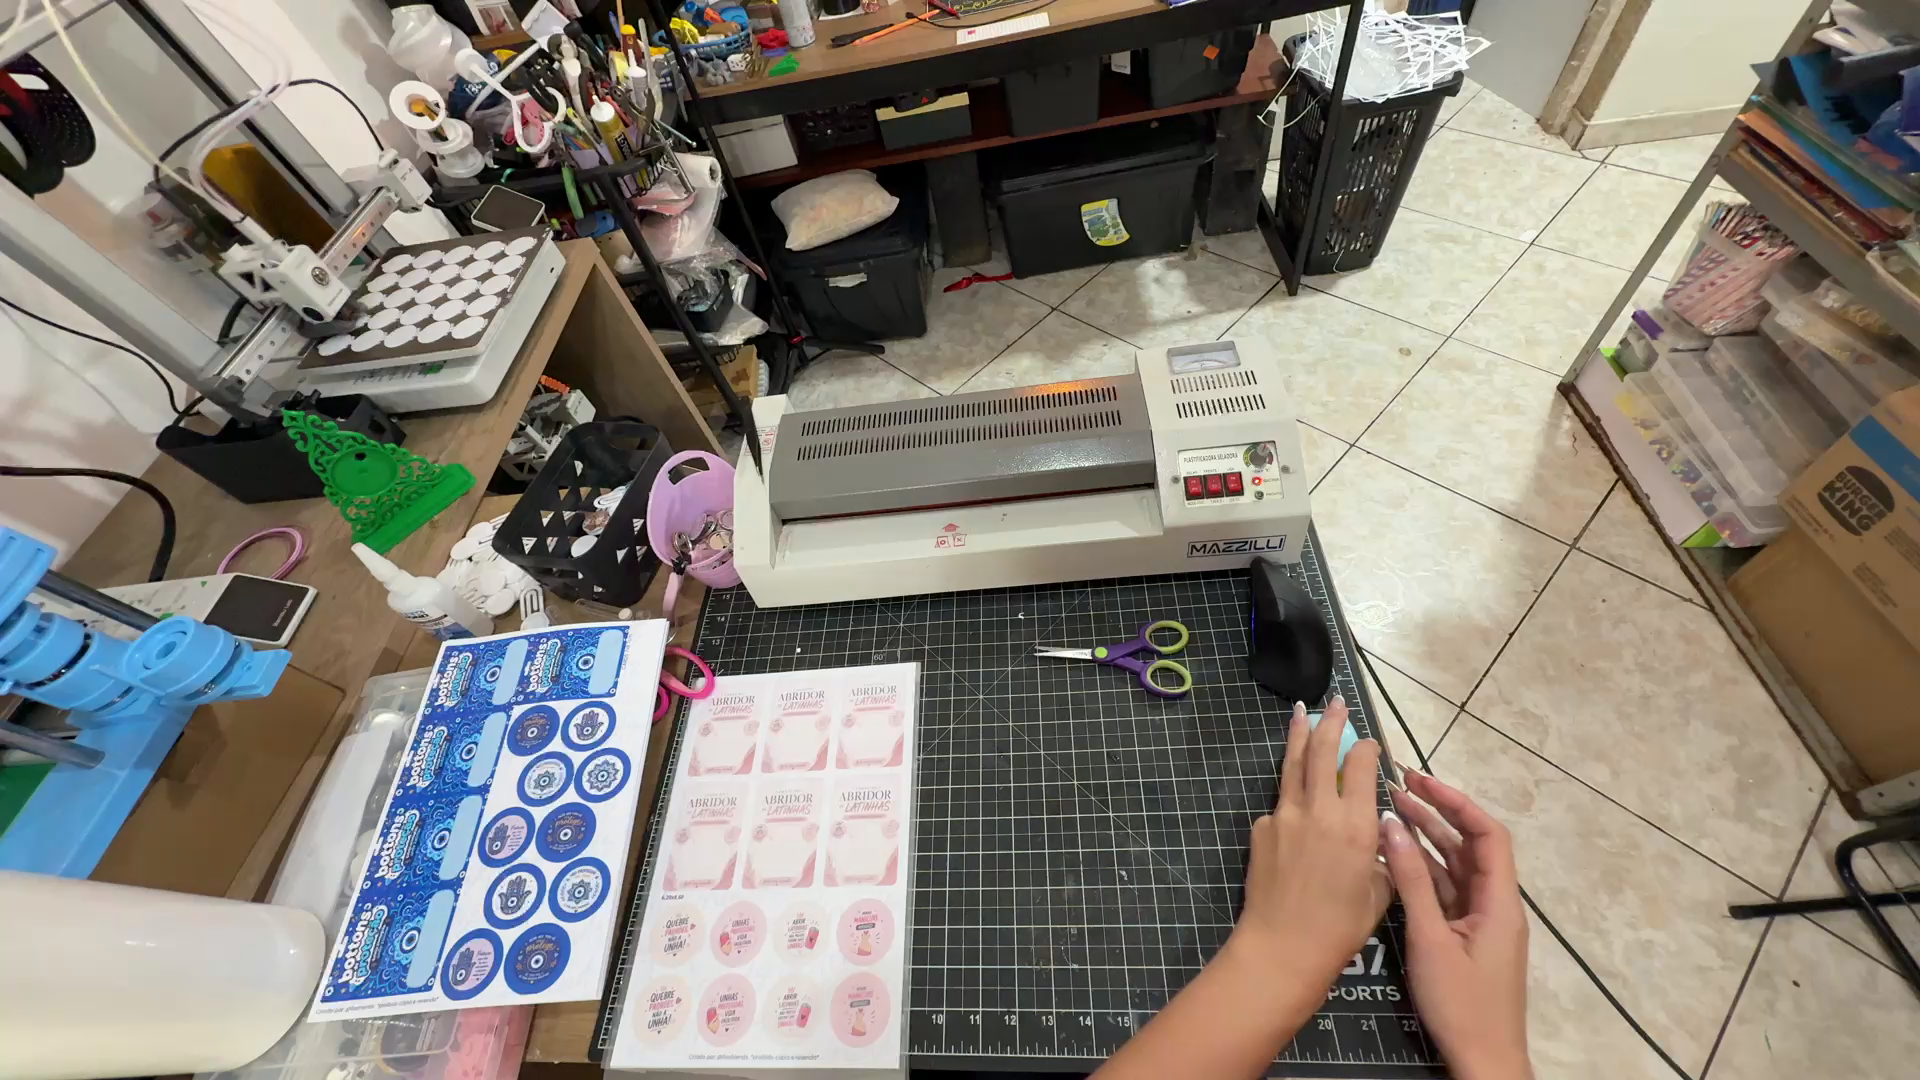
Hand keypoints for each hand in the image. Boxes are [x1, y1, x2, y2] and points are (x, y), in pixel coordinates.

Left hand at [1235, 697, 1391, 984]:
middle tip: (1334, 702)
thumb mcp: (1377, 891)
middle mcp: (1318, 811)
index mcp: (1355, 826)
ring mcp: (1283, 814)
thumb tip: (1375, 831)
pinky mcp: (1261, 825)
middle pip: (1321, 753)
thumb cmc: (1340, 926)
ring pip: (1291, 764)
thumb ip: (1379, 854)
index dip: (1365, 750)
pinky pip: (1281, 804)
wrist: (1283, 942)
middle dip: (1330, 723)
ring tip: (1300, 711)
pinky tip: (1297, 807)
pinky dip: (1291, 796)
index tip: (1369, 741)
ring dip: (1298, 735)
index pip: (1360, 770)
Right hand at [1382, 770, 1531, 1079]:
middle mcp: (1493, 903)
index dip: (1456, 802)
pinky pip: (1440, 886)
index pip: (1488, 835)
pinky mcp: (1460, 932)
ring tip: (1386, 807)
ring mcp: (1476, 918)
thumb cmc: (1461, 1002)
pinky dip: (1417, 864)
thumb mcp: (1430, 937)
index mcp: (1499, 902)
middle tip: (1394, 784)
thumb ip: (1411, 879)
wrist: (1482, 1064)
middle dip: (1435, 811)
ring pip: (1452, 863)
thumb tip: (1389, 824)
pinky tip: (1388, 850)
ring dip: (1423, 835)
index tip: (1419, 780)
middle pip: (1469, 844)